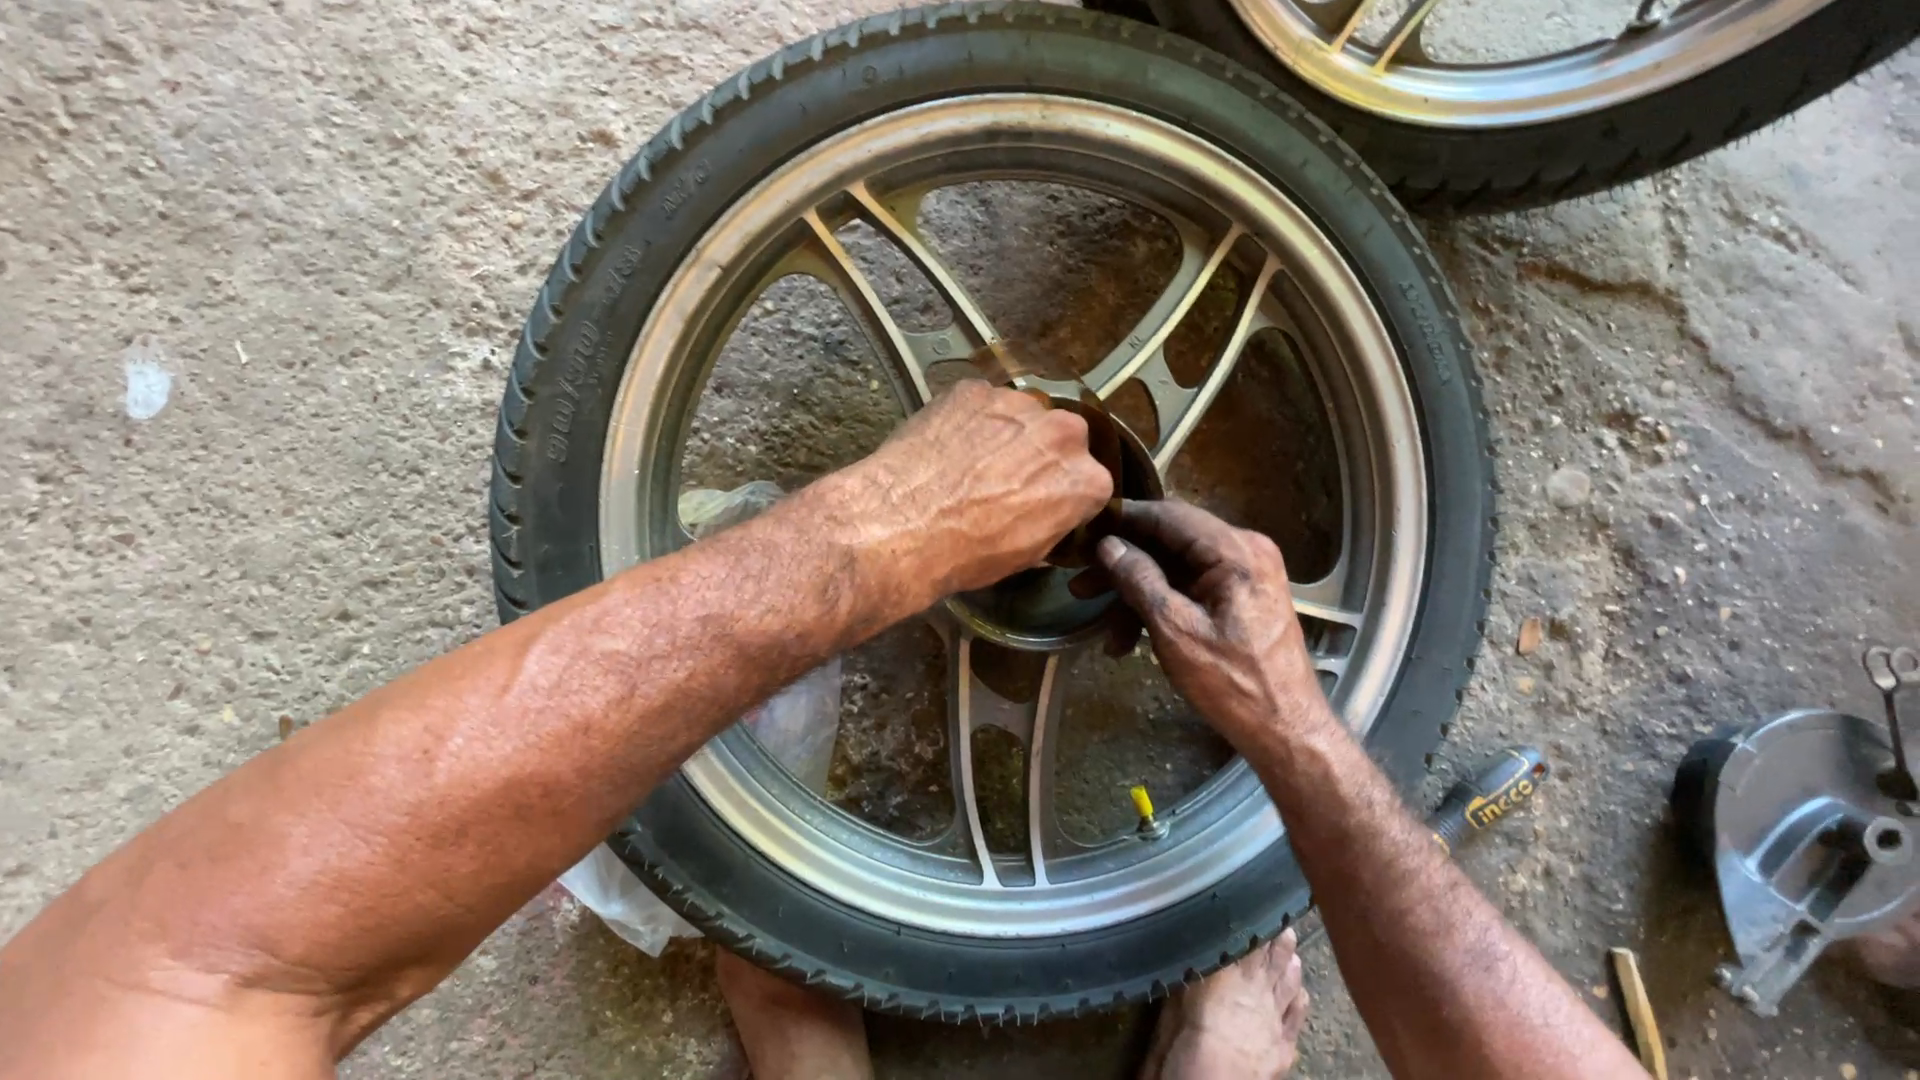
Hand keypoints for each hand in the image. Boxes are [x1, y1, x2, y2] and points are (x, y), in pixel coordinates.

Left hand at [842, 380, 1112, 599]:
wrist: (903, 525)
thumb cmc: (970, 554)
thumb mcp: (1026, 556)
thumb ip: (1052, 522)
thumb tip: (1046, 516)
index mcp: (1086, 478)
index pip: (1088, 482)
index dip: (1063, 494)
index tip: (1041, 504)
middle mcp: (1063, 431)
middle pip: (1060, 439)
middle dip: (1038, 455)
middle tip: (1005, 479)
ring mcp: (1017, 403)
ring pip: (1020, 415)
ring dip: (1005, 433)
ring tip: (970, 461)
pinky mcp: (974, 389)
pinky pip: (979, 404)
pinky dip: (968, 420)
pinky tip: (946, 445)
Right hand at [1088, 500, 1327, 746]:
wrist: (1288, 730)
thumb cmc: (1233, 683)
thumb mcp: (1175, 630)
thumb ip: (1139, 580)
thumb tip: (1108, 545)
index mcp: (1235, 551)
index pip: (1168, 515)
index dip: (1123, 520)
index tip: (1083, 530)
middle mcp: (1245, 551)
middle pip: (1170, 543)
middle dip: (1123, 566)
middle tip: (1080, 585)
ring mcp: (1246, 575)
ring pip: (1176, 570)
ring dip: (1137, 595)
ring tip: (1103, 630)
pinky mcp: (1243, 599)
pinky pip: (1192, 590)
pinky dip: (1161, 608)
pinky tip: (1130, 641)